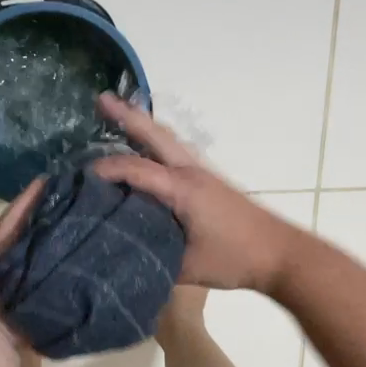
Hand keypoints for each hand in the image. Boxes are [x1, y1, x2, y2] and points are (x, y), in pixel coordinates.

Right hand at [93, 94, 308, 292]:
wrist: (282, 254)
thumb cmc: (236, 259)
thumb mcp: (189, 267)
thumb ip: (153, 260)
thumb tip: (120, 258)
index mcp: (183, 189)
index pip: (137, 170)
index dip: (108, 169)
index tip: (83, 175)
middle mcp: (191, 172)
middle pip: (155, 135)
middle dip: (127, 116)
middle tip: (101, 99)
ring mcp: (203, 173)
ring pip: (168, 139)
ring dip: (143, 125)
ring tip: (118, 114)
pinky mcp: (209, 181)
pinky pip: (176, 151)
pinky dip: (155, 141)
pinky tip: (146, 148)